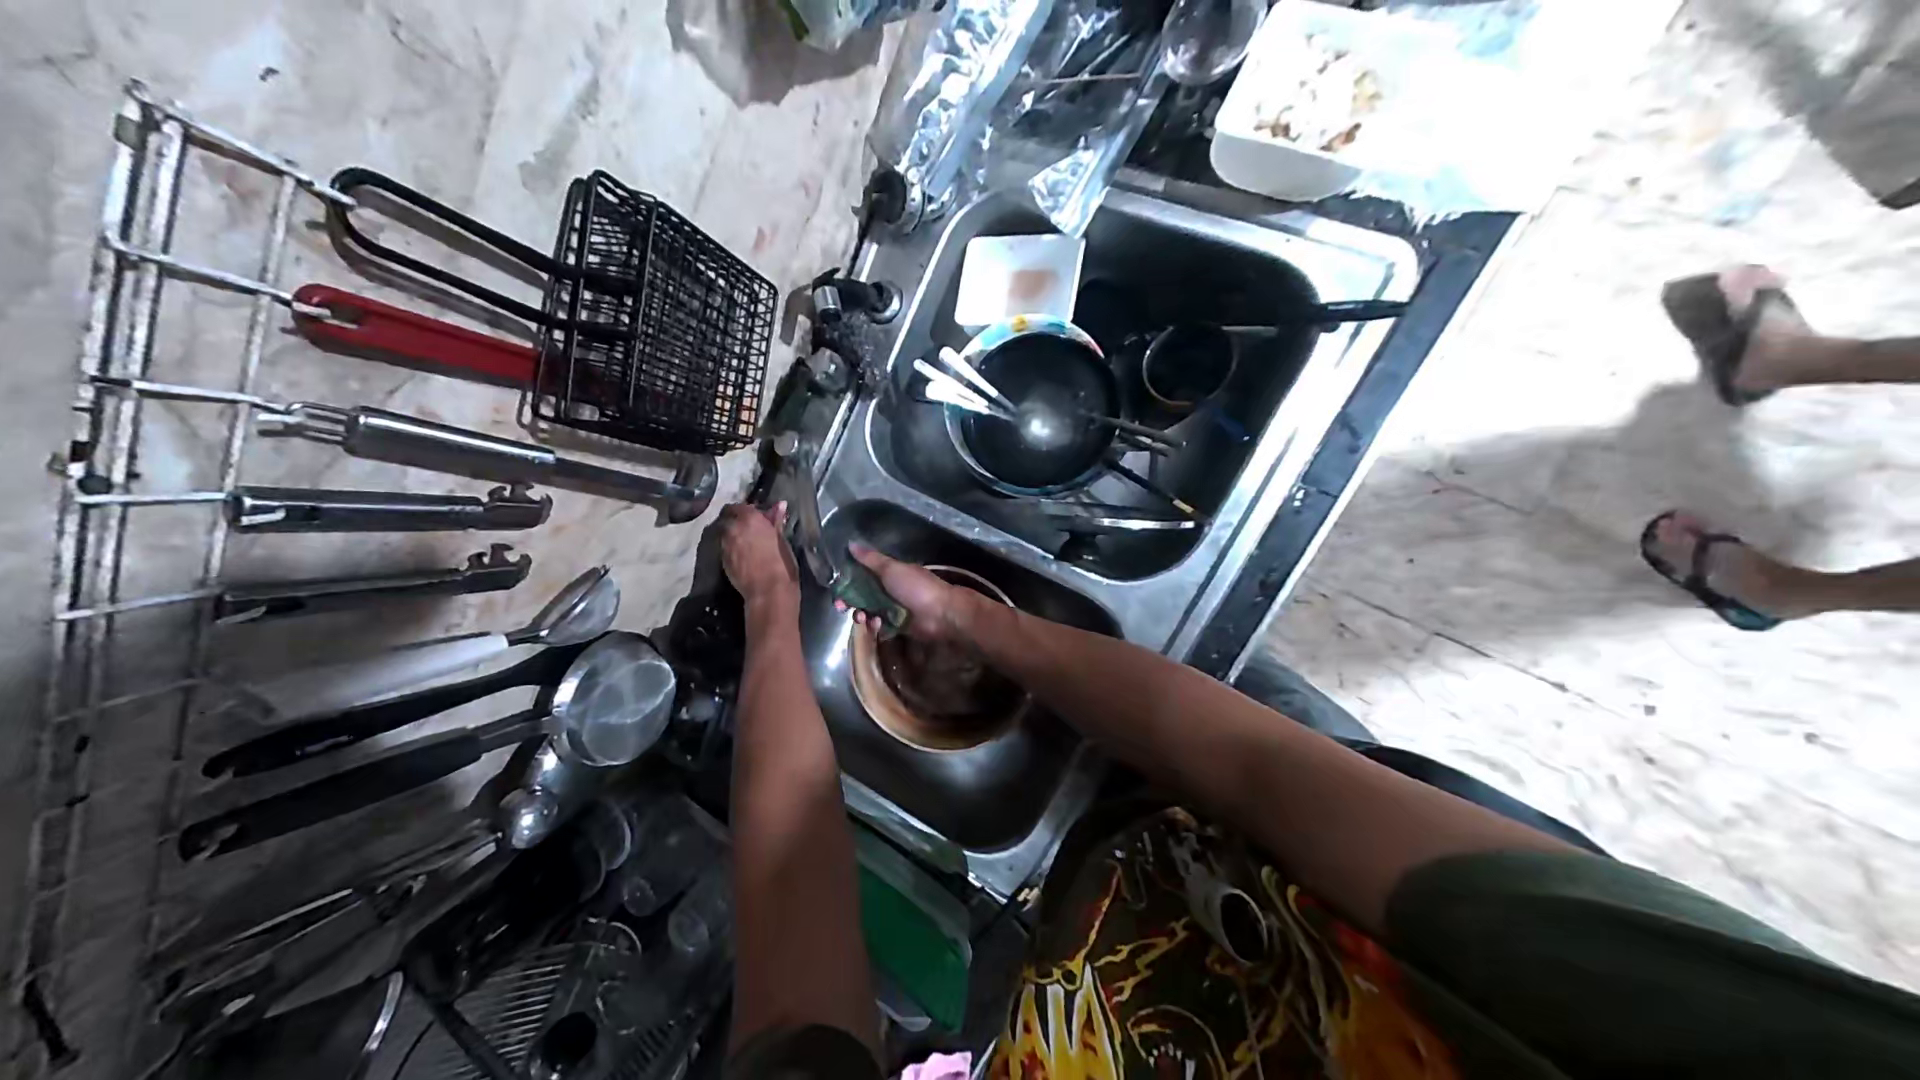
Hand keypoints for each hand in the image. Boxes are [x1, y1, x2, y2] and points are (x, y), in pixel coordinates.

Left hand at [721, 502, 798, 616]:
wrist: (768, 591)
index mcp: (749, 519)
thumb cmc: (781, 563)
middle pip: (729, 518)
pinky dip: (733, 547)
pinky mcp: (722, 560)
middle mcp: (732, 528)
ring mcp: (725, 545)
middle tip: (753, 530)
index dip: (748, 511)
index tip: (758, 517)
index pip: (739, 506)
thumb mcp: (782, 540)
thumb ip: (776, 521)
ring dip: (734, 534)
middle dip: (738, 521)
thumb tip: (780, 505)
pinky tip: (744, 556)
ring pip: (726, 533)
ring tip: (748, 543)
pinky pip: (725, 548)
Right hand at [845, 543, 972, 643]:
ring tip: (863, 617)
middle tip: (842, 606)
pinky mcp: (897, 625)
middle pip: (861, 595)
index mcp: (888, 573)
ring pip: (868, 611)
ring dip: (862, 614)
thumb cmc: (917, 587)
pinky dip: (875, 625)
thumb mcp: (892, 569)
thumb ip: (870, 559)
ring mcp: (893, 608)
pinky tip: (877, 624)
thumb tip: (851, 543)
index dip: (847, 581)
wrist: (942, 613)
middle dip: (850, 601)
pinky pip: (879, 625)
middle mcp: (889, 589)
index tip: (836, 587)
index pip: (861, 575)